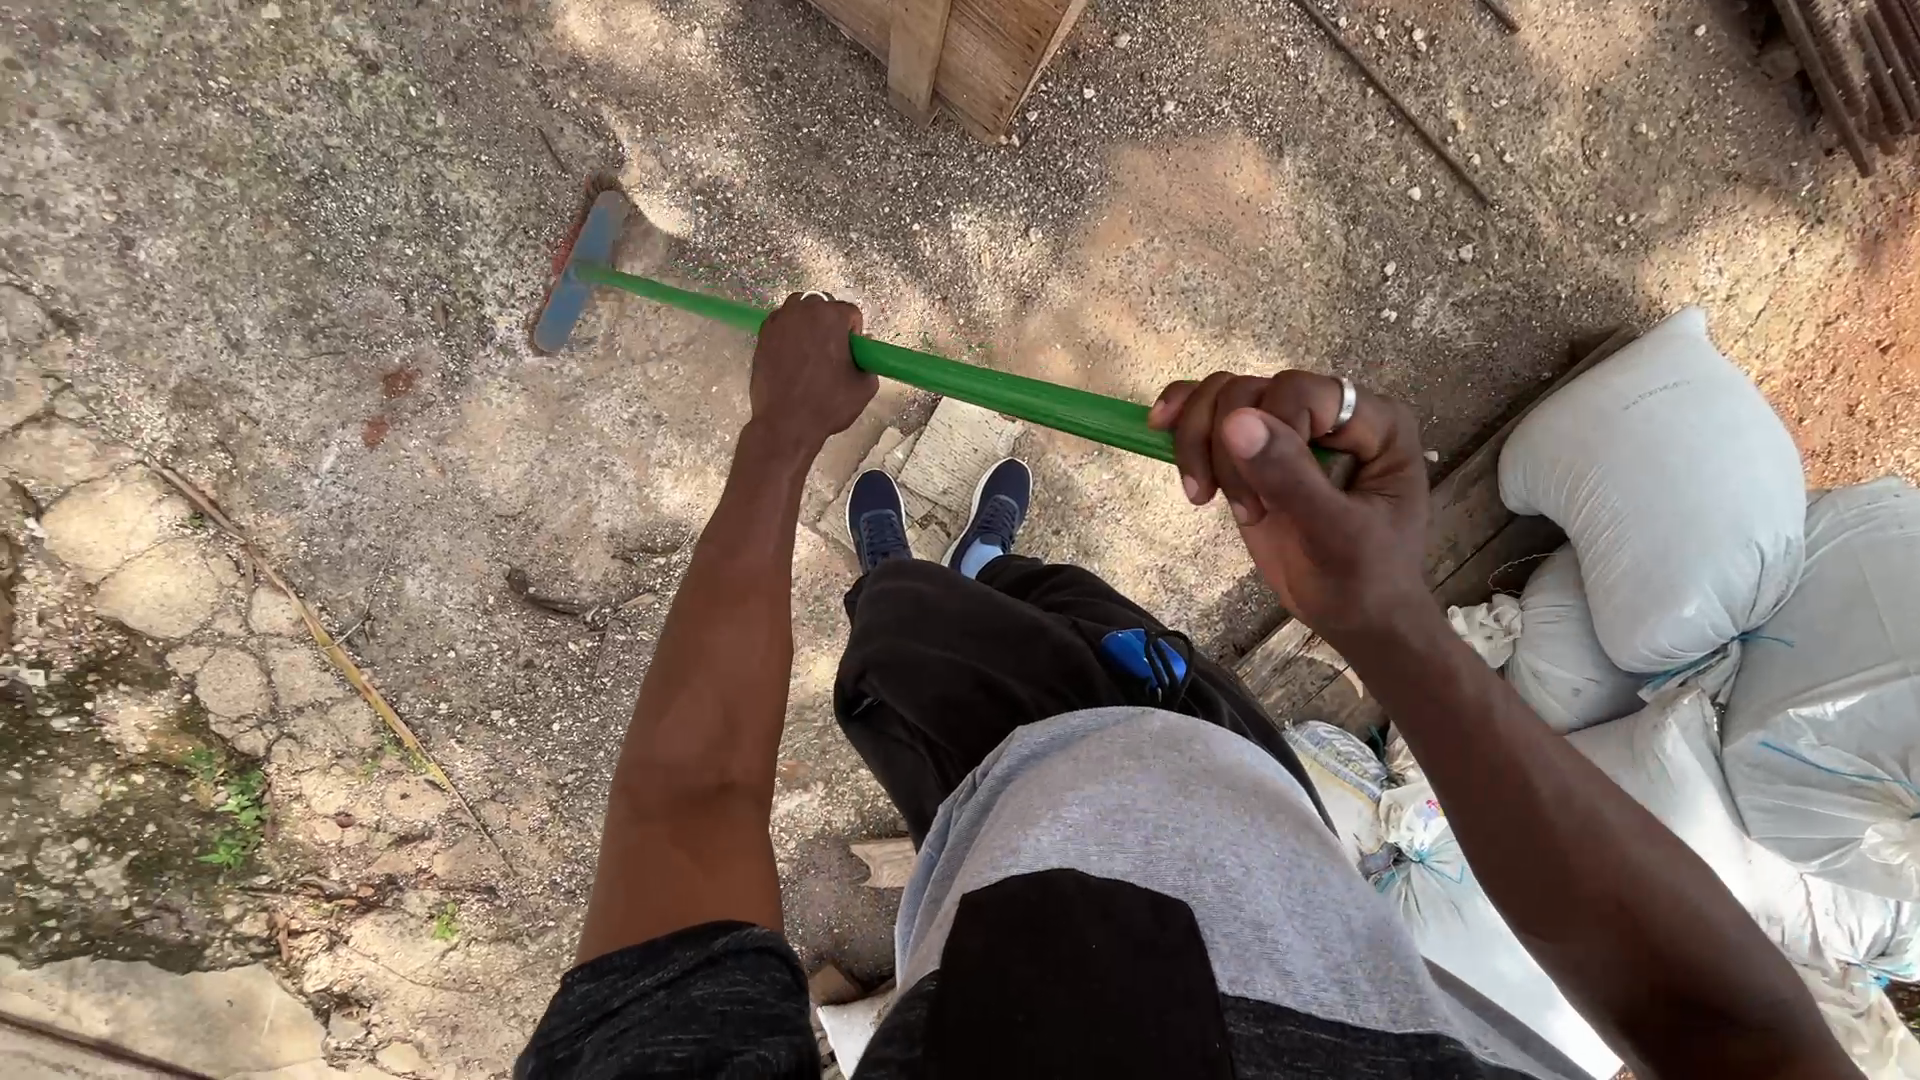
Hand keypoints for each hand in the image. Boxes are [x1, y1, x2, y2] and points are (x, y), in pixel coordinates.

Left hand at [746, 294, 877, 453]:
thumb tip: (861, 347)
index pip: (850, 312)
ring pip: (799, 310)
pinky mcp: (762, 335)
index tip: (851, 353)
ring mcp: (779, 321)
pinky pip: (781, 324)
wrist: (786, 422)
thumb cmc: (828, 404)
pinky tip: (792, 357)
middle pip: (823, 305)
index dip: (854, 333)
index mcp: (831, 317)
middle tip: (831, 352)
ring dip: (808, 324)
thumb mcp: (864, 387)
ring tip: (811, 352)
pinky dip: (789, 333)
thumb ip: (870, 361)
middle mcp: (803, 310)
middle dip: (830, 323)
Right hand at [1149, 371, 1432, 645]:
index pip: (1299, 393)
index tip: (1262, 498)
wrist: (1350, 613)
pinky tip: (1159, 429)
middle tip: (1238, 511)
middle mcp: (1329, 412)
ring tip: (1201, 494)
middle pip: (1250, 390)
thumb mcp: (1334, 533)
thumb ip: (1290, 476)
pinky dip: (1181, 420)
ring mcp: (1287, 426)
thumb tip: (1235, 422)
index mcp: (1372, 421)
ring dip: (1196, 441)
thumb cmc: (1360, 578)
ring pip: (1220, 396)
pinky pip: (1208, 412)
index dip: (1268, 434)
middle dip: (1226, 448)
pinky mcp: (1251, 447)